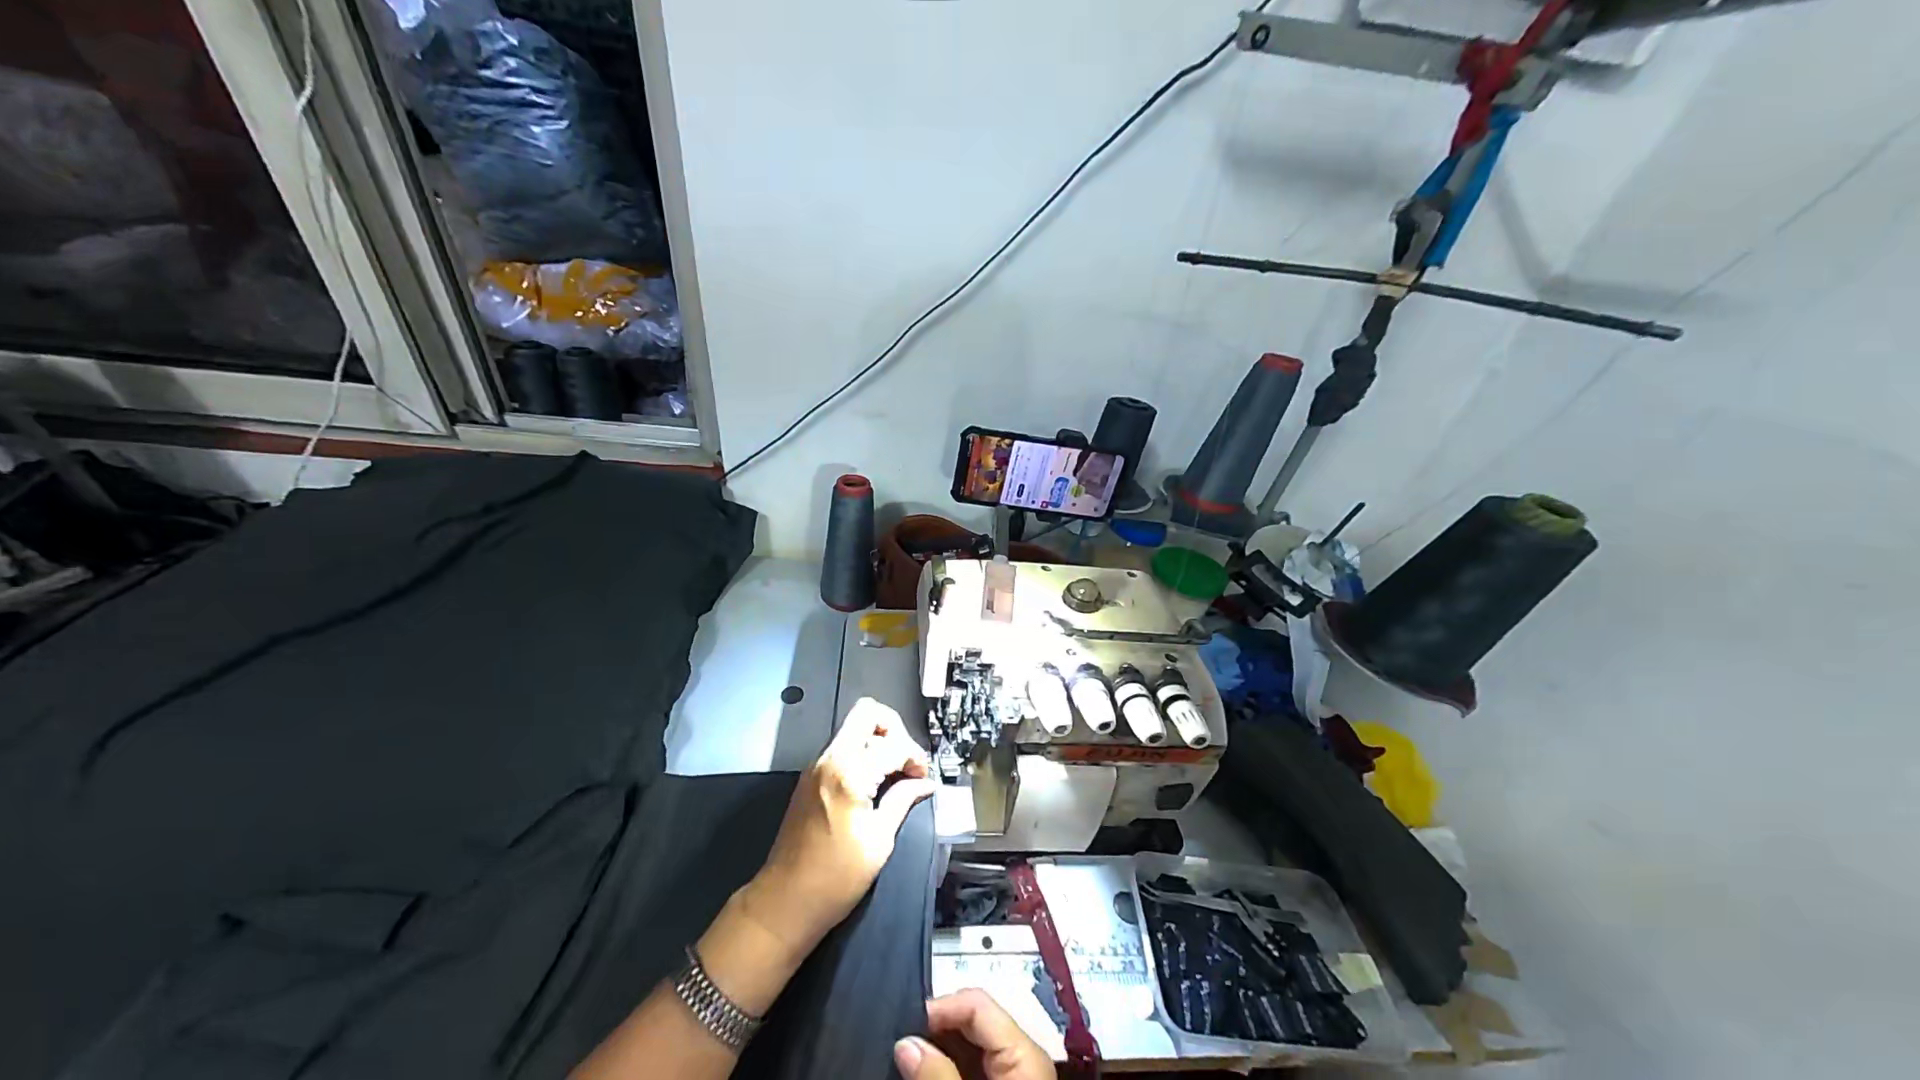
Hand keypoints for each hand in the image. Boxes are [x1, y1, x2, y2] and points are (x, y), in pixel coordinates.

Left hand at [737, 698, 937, 955]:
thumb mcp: (879, 840)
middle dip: (895, 731)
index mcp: (848, 773)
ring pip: (854, 729)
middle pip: (867, 714)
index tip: (923, 778)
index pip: (892, 744)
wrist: (785, 901)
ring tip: (896, 775)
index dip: (915, 758)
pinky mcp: (810, 778)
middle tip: (908, 762)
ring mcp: (816, 767)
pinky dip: (863, 754)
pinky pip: (843, 749)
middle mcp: (829, 760)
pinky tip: (876, 784)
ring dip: (879, 742)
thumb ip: (902, 801)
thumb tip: (924, 784)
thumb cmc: (835, 878)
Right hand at [894, 989, 1055, 1079]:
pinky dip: (945, 1066)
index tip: (903, 1026)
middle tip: (898, 1044)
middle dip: (933, 1029)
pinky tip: (924, 1073)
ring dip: (936, 1049)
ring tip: (906, 1059)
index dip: (938, 1008)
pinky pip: (970, 1065)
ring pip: (967, 1044)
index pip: (976, 1002)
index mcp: (1025, 1051)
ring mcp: (1013, 1074)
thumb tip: (905, 1043)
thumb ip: (940, 1075)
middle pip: (970, 1020)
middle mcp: (1022, 1056)